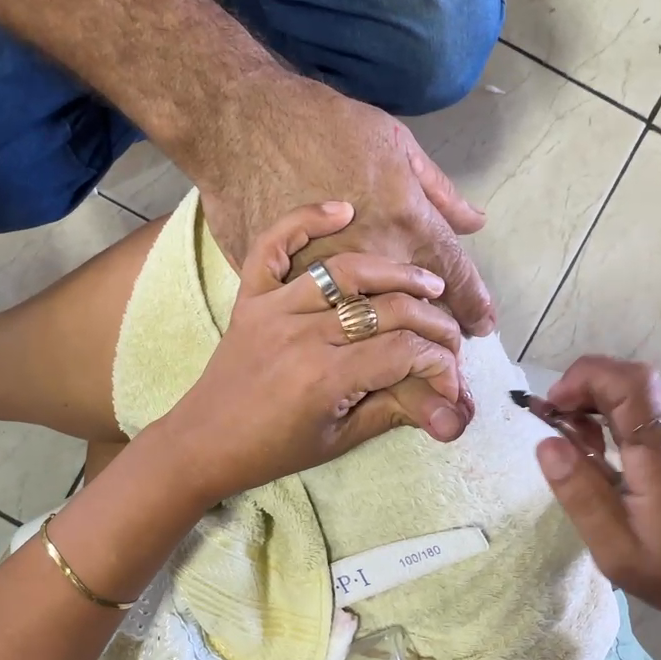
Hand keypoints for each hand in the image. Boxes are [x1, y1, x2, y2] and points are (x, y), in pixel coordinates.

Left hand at [156, 202, 472, 503]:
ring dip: (394, 271)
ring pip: (345, 272)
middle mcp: (302, 335)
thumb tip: (457, 418)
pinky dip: (305, 220)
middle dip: (432, 322)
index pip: (405, 352)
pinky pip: (274, 246)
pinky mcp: (250, 297)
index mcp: (325, 378)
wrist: (203, 443)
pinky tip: (343, 210)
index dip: (440, 363)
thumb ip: (397, 414)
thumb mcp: (339, 440)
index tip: (452, 376)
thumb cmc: (273, 449)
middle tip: (451, 333)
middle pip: (386, 309)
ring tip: (427, 283)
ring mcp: (273, 309)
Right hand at [193, 74, 494, 338]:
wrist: (241, 122)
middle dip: (436, 327)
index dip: (473, 306)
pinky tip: (341, 329)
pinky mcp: (278, 290)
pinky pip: (316, 318)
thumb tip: (474, 223)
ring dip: (390, 335)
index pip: (455, 280)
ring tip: (402, 340)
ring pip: (370, 327)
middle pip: (417, 312)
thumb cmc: (322, 122)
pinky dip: (332, 324)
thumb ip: (438, 190)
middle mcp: (371, 260)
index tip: (482, 325)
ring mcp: (324, 280)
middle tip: (443, 335)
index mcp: (405, 222)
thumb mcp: (394, 141)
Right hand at [532, 355, 660, 619]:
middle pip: (633, 380)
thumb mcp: (617, 551)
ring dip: (609, 411)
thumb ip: (581, 494)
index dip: (583, 379)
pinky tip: (629, 463)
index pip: (627, 381)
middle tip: (565, 434)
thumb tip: (547, 443)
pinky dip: (634, 423)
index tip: (555, 408)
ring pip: (647, 397)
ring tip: (594, 456)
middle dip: (587, 394)